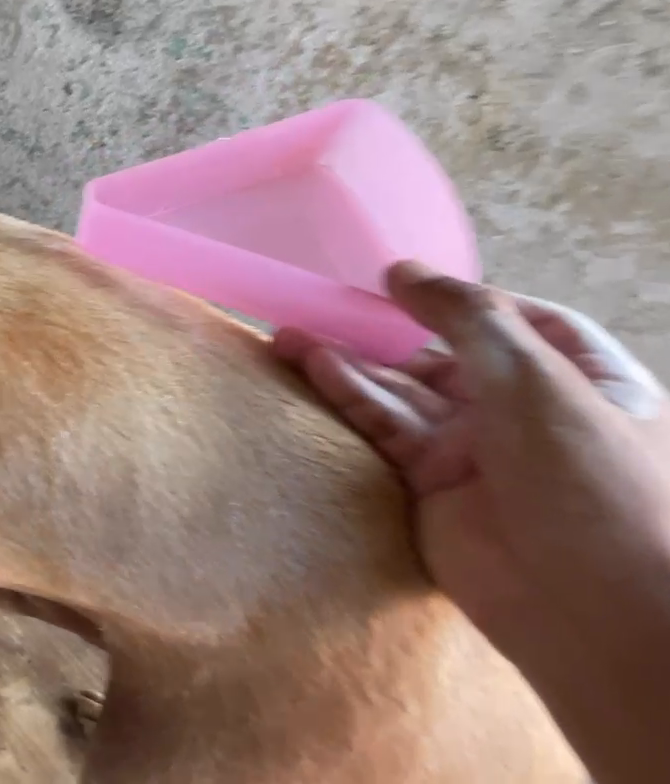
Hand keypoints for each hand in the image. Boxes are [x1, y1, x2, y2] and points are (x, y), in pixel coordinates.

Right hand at [273, 262, 669, 783]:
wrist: (595, 614)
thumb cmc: (594, 485)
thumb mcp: (540, 383)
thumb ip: (467, 318)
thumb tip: (403, 269)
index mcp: (587, 382)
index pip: (526, 323)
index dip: (465, 298)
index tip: (400, 283)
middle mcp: (528, 410)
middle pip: (446, 353)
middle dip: (387, 330)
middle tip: (323, 306)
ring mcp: (476, 447)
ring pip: (401, 389)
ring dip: (348, 360)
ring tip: (289, 335)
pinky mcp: (428, 478)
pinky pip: (381, 424)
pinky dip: (344, 393)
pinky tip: (310, 365)